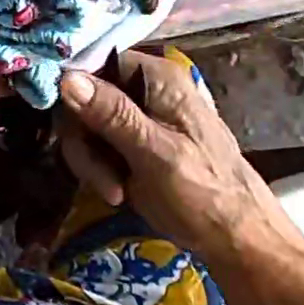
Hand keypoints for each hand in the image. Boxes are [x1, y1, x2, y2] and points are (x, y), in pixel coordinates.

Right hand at [56, 51, 303, 271]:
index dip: (72, 87)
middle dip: (83, 139)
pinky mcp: (128, 142)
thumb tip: (66, 78)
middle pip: (82, 96)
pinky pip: (93, 144)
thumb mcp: (156, 154)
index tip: (66, 122)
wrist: (237, 242)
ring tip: (113, 190)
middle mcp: (143, 89)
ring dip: (89, 160)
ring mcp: (136, 116)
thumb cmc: (206, 195)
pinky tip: (115, 191)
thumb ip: (112, 114)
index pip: (94, 61)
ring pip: (82, 123)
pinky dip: (96, 169)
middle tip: (97, 173)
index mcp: (157, 78)